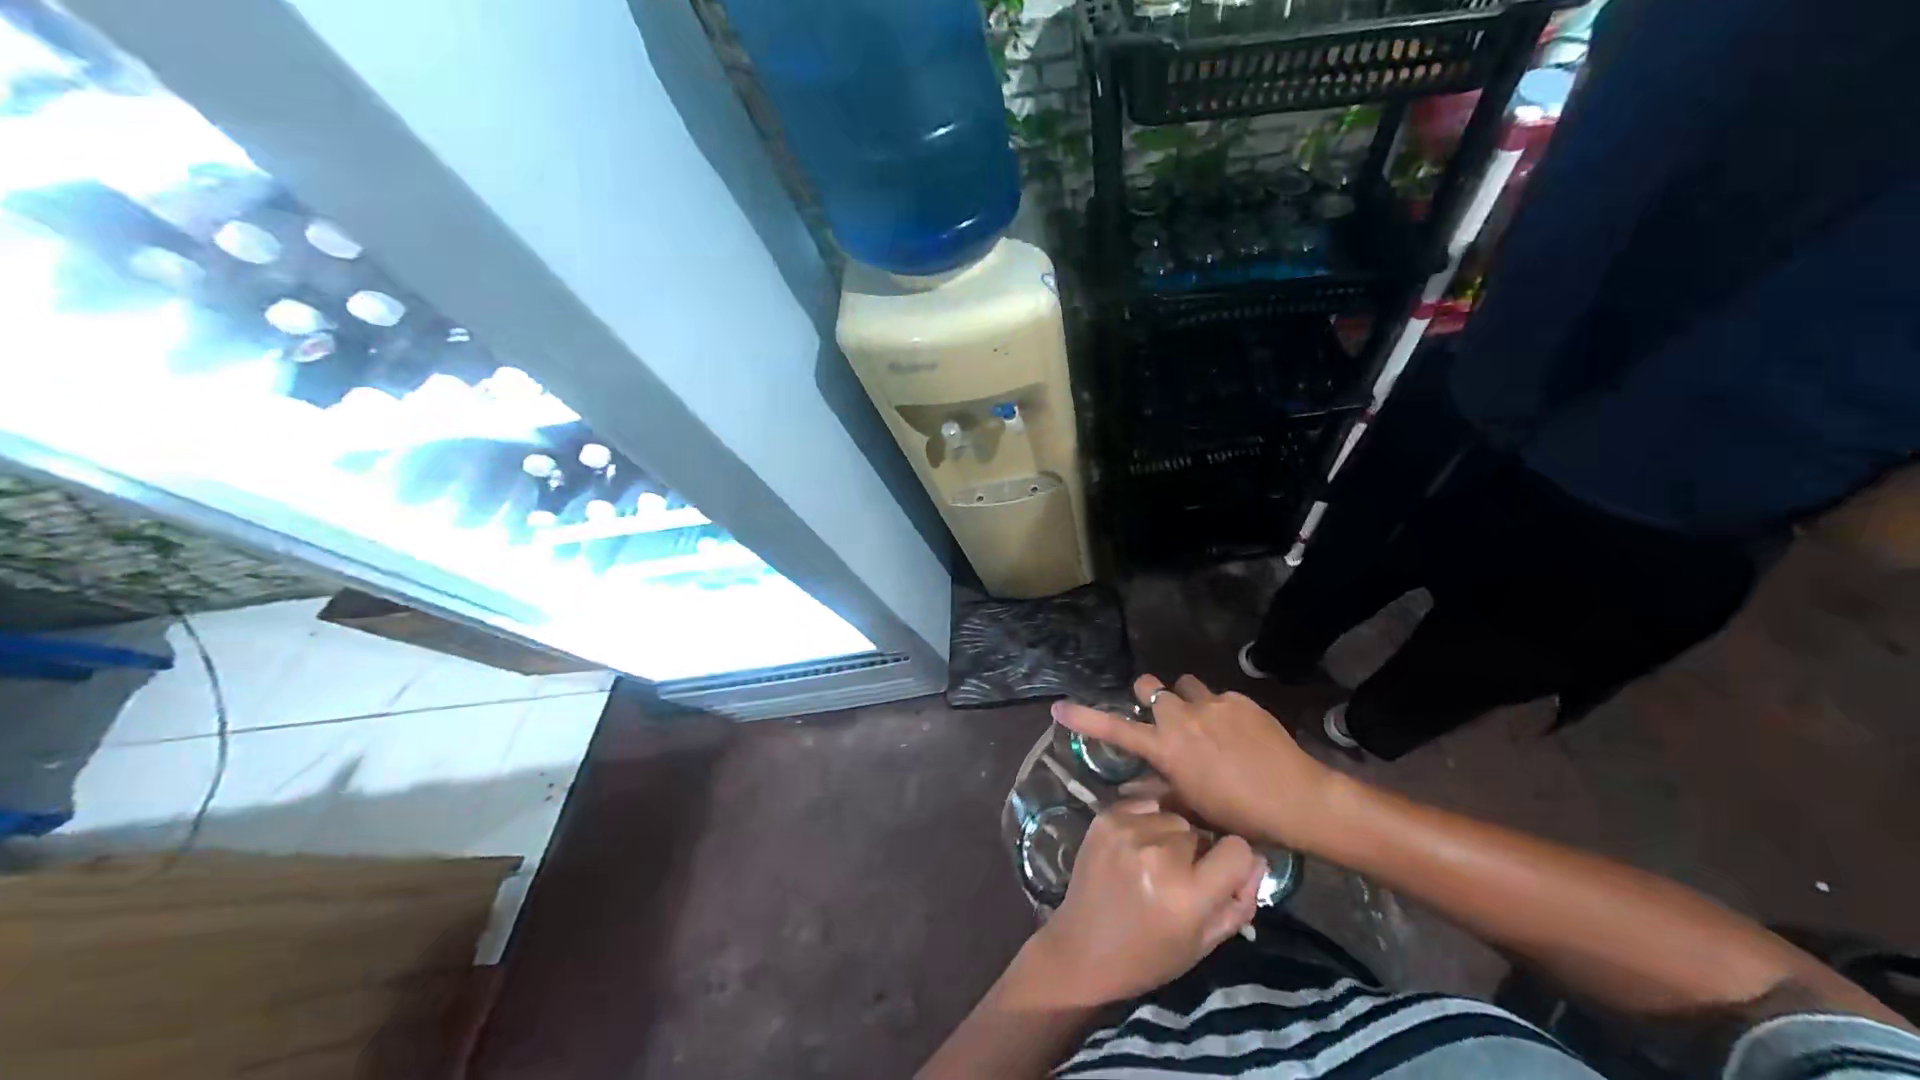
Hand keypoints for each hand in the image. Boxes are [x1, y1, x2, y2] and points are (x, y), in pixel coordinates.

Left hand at [1027, 799, 1264, 1006]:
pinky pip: (1143, 804)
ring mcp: (1127, 831)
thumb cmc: (1149, 955)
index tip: (1221, 875)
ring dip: (1171, 834)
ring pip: (1173, 816)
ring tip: (1154, 862)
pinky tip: (1136, 846)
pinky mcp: (1104, 818)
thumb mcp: (1205, 941)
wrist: (1082, 948)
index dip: (1234, 862)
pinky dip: (1146, 821)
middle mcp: (1158, 853)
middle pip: (1201, 831)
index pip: (1238, 849)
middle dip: (1197, 851)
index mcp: (1188, 892)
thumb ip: (1239, 900)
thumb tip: (1259, 858)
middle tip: (1179, 877)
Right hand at [1053, 674, 1335, 851]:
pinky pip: (1218, 696)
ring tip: (1204, 723)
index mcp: (1166, 749)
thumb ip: (1160, 793)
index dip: (1084, 718)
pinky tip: (1237, 734)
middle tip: (1161, 716)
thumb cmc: (1240, 813)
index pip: (1115, 729)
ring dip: (1185, 700)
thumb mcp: (1193, 809)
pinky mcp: (1238, 699)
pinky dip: (1219, 710)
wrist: (1298, 797)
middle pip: (1149, 687)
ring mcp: (1211, 704)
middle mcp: (1181, 718)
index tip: (1059, 706)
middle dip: (1149, 696)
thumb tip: (1132, 793)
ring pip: (1184, 685)